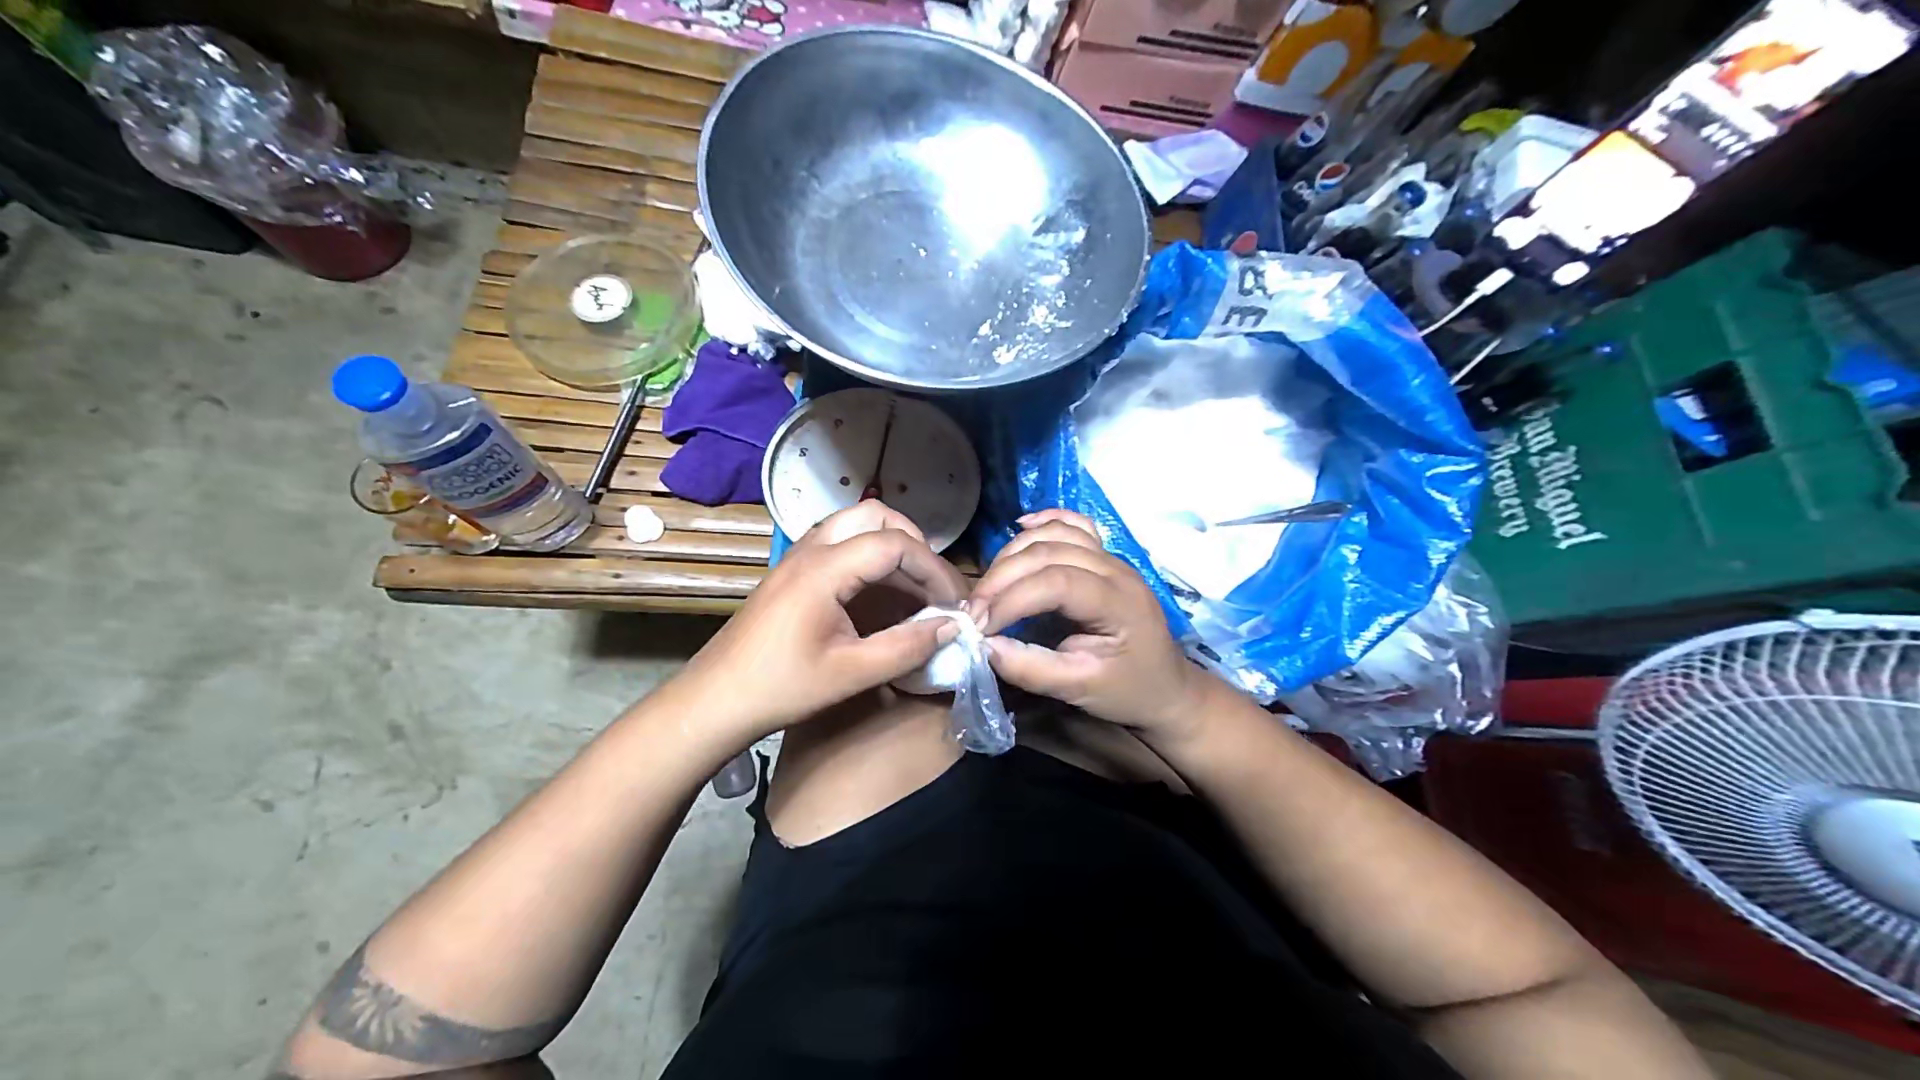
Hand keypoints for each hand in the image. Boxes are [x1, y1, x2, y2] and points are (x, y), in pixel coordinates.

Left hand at [677, 501, 967, 742]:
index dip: (934, 568)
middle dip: (914, 543)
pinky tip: (883, 597)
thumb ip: (907, 647)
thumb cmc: (781, 688)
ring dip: (892, 547)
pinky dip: (871, 558)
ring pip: (856, 525)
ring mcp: (798, 557)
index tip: (954, 602)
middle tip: (934, 583)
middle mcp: (811, 549)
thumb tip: (953, 627)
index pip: (895, 544)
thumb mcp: (852, 673)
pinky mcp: (793, 571)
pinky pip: (841, 544)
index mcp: (824, 569)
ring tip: (915, 589)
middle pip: (875, 515)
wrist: (715, 700)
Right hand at [968, 509, 1214, 740]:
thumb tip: (985, 646)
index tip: (979, 626)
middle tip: (974, 612)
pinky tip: (1018, 527)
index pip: (1056, 582)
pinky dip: (1043, 522)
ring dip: (1012, 555)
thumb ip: (1032, 669)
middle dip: (1002, 578)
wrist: (1167, 687)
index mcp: (1119, 602)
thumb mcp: (1080, 691)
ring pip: (1054, 534)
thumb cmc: (1128, 691)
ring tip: (988, 589)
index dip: (1011, 599)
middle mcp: (1116, 569)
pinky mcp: (1104, 555)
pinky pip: (1072, 525)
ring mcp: (1112, 557)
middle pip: (1048, 552)